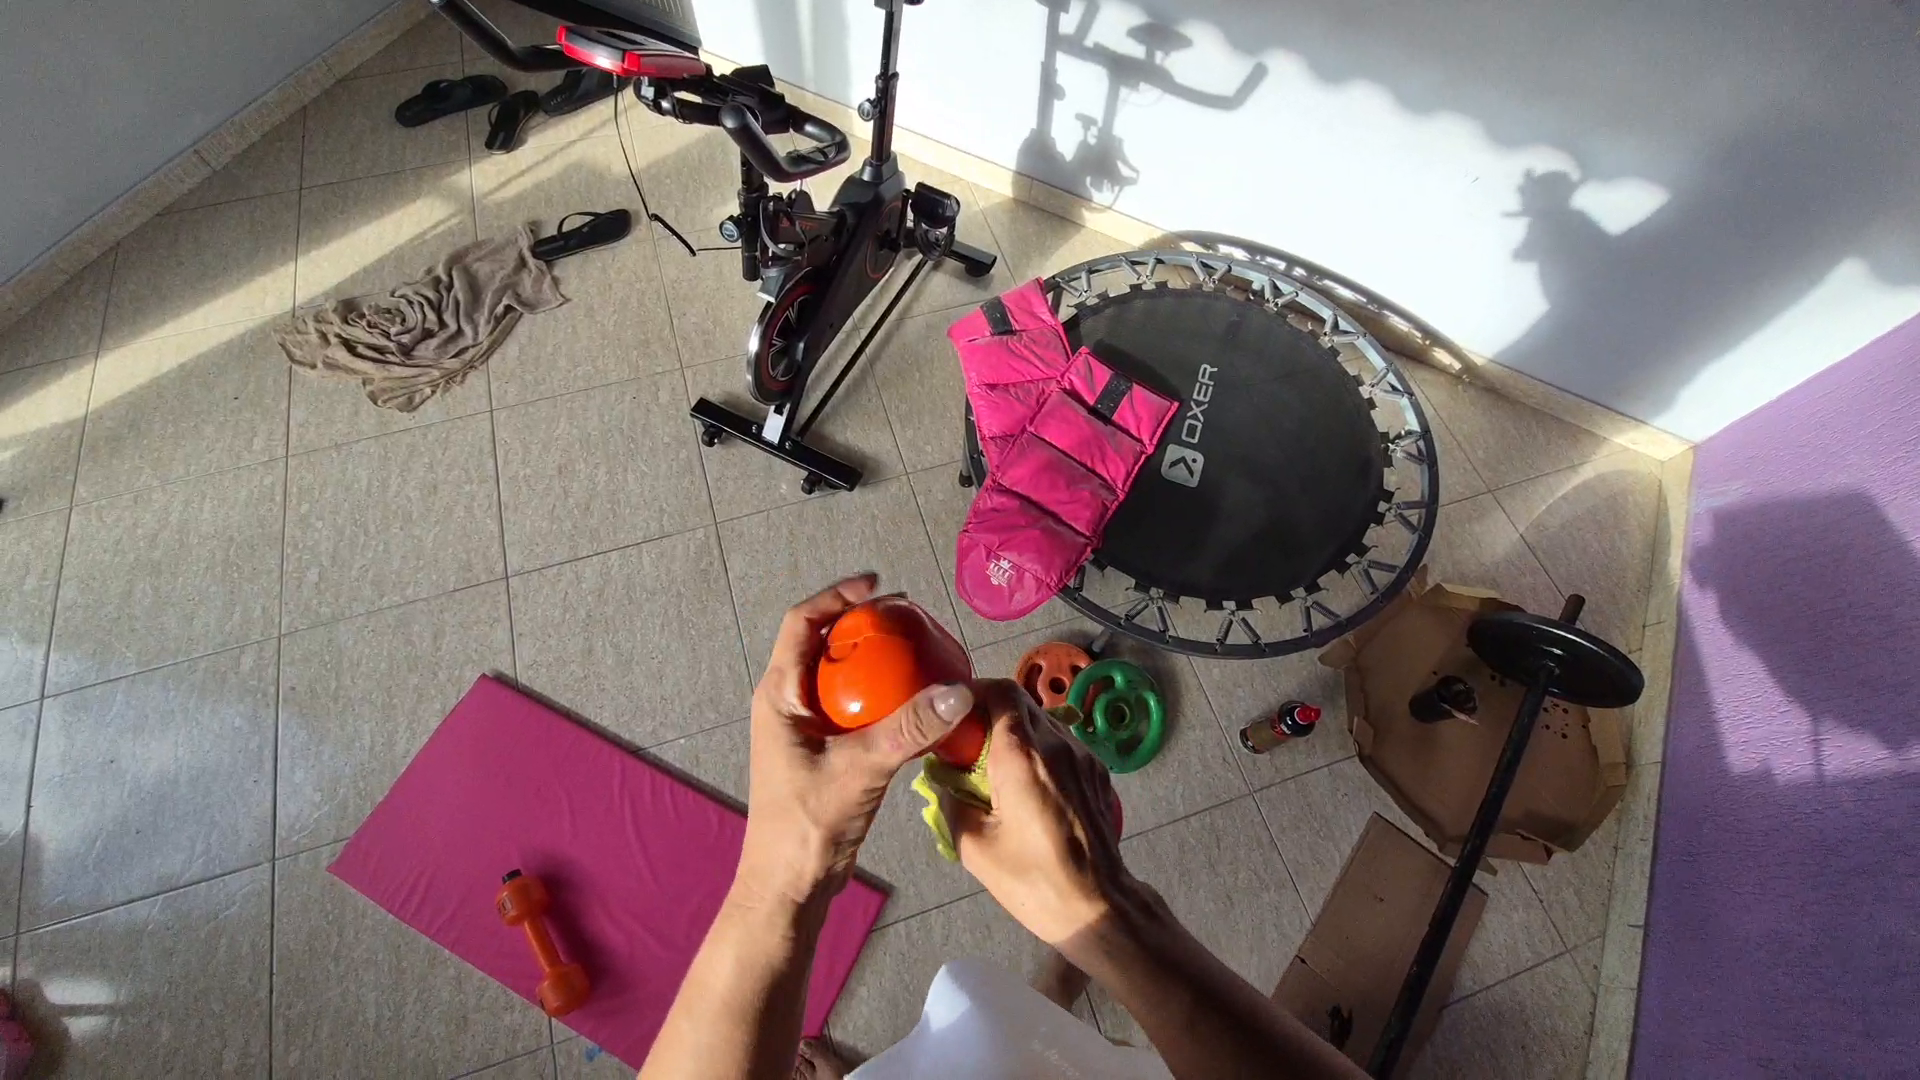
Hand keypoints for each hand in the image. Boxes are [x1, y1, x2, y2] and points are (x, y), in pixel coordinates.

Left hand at [738, 574, 974, 905]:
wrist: (789, 887)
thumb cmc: (806, 827)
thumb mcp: (859, 771)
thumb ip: (907, 730)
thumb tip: (957, 691)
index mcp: (780, 695)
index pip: (801, 622)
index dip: (837, 595)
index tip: (877, 585)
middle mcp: (789, 701)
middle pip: (823, 641)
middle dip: (863, 621)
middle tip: (908, 614)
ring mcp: (806, 725)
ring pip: (840, 672)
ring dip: (874, 655)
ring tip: (916, 645)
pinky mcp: (824, 746)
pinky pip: (854, 703)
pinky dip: (883, 690)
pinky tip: (915, 697)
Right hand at [945, 680, 1131, 948]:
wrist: (1100, 907)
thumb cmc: (1033, 880)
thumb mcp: (974, 846)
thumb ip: (951, 801)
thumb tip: (941, 778)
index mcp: (1023, 756)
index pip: (1000, 692)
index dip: (974, 690)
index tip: (953, 707)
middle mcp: (1056, 744)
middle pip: (1020, 702)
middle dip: (989, 709)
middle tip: (965, 734)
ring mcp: (1082, 755)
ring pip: (1041, 719)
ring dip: (1014, 727)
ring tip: (993, 758)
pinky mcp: (1096, 770)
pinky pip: (1060, 741)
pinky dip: (1036, 746)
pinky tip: (1025, 778)